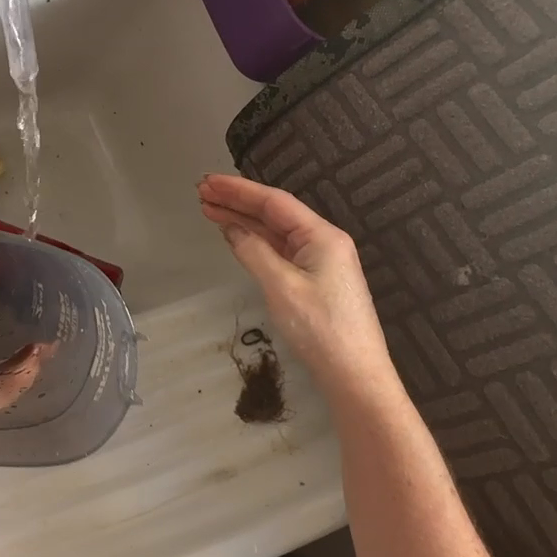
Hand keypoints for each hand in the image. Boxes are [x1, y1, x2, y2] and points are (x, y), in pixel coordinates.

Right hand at [198, 174, 398, 398]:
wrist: (354, 374)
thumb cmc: (320, 328)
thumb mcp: (281, 286)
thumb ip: (253, 251)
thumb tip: (231, 228)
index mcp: (322, 236)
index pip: (275, 202)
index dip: (239, 190)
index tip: (208, 182)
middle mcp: (323, 242)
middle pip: (274, 213)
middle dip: (237, 201)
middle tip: (202, 192)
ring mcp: (319, 261)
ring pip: (274, 231)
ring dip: (242, 219)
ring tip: (209, 209)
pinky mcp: (313, 279)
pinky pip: (279, 249)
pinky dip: (254, 240)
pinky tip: (234, 235)